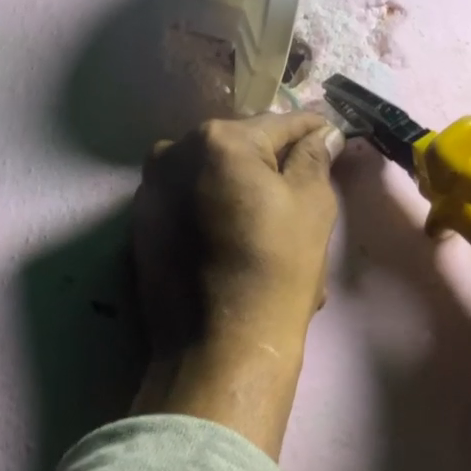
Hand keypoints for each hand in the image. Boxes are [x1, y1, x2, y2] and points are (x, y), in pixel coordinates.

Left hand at [129, 113, 343, 456]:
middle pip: (236, 149)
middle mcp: (172, 152)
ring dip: (237, 188)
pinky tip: (234, 239)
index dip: (310, 130)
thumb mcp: (311, 205)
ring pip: (208, 176)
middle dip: (269, 164)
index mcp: (216, 139)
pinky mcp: (140, 224)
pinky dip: (210, 211)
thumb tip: (320, 133)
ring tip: (270, 224)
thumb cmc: (275, 268)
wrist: (218, 344)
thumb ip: (313, 157)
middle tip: (303, 189)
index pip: (277, 125)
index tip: (330, 132)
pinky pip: (186, 203)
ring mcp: (150, 189)